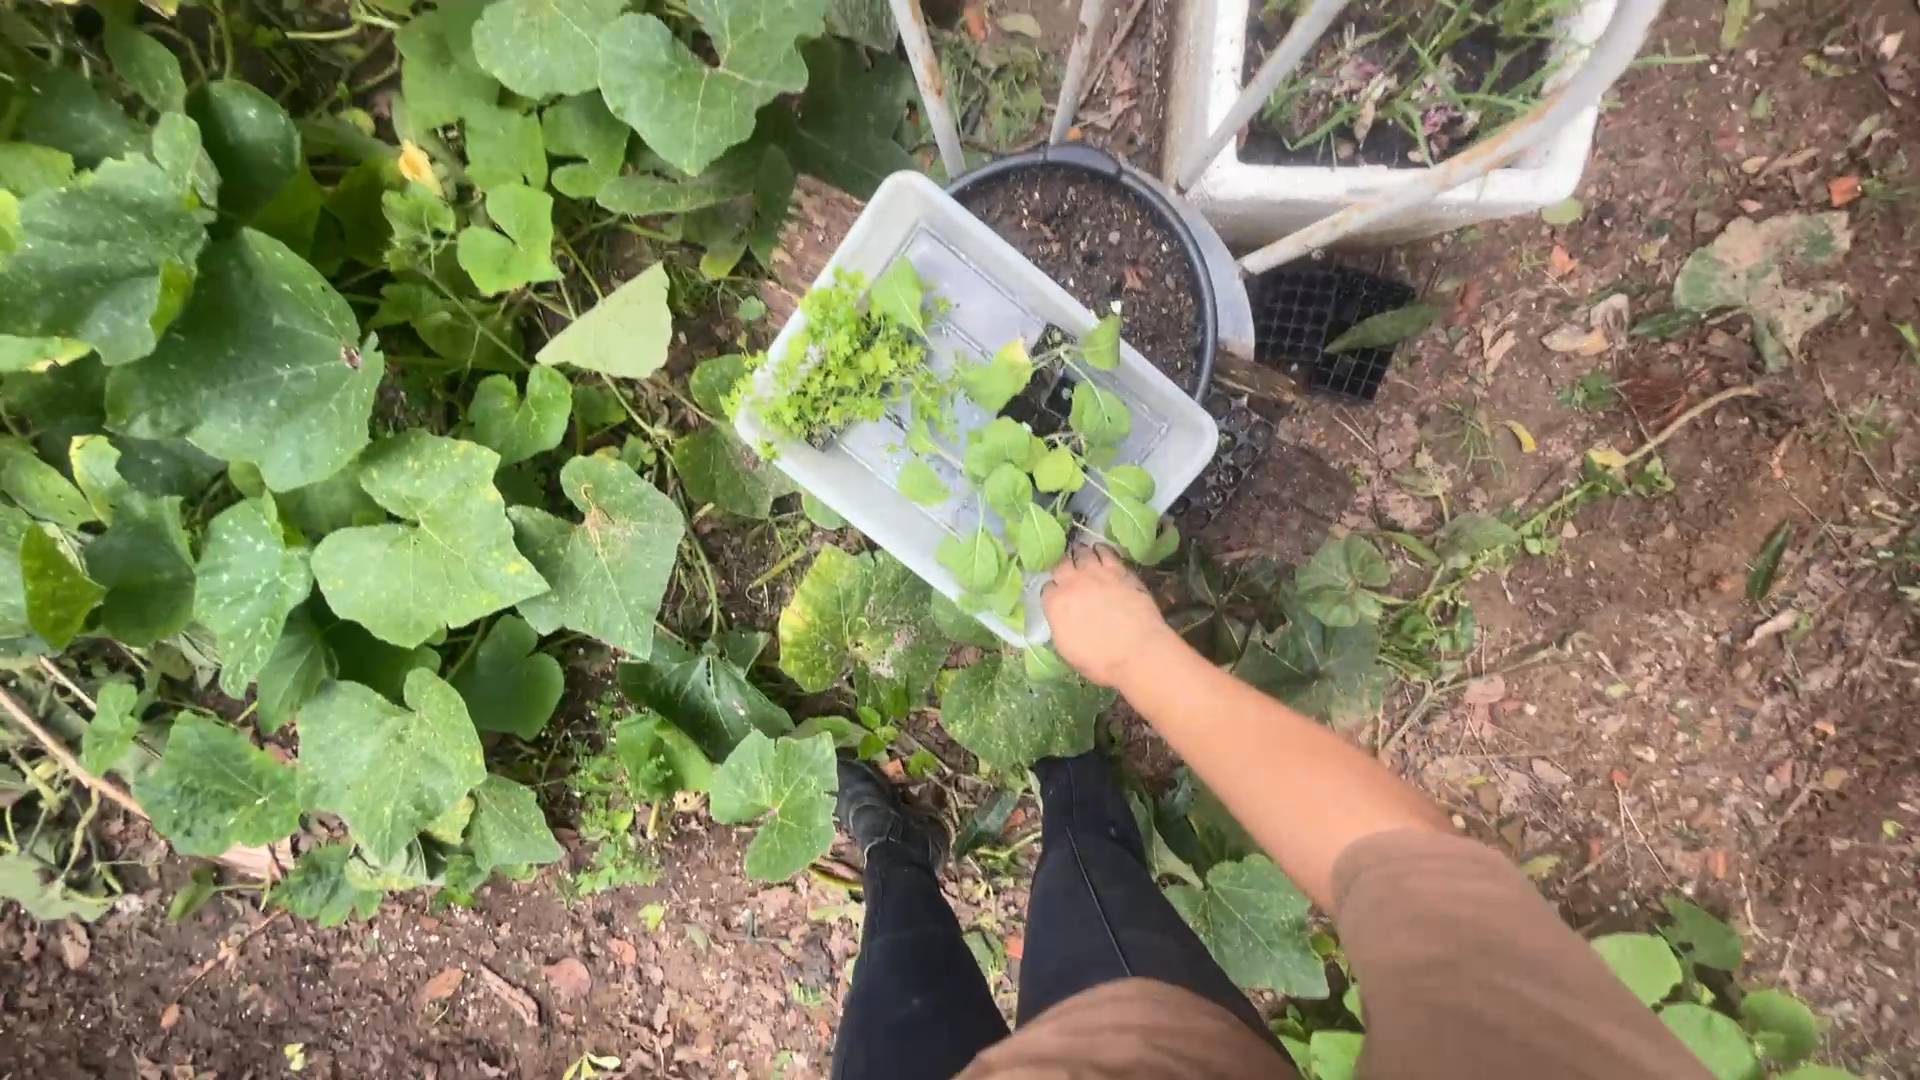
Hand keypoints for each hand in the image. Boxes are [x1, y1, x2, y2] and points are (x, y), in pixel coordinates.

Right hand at [1041, 543, 1175, 688]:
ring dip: (1080, 554)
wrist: (1138, 653)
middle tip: (1067, 569)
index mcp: (1056, 603)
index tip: (1057, 594)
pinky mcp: (1120, 571)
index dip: (1052, 591)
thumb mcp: (1066, 649)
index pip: (1047, 588)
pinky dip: (1101, 550)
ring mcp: (1097, 573)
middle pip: (1061, 564)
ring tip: (1082, 555)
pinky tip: (1101, 552)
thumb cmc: (1100, 661)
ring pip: (1082, 553)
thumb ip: (1059, 625)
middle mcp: (1073, 582)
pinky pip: (1106, 552)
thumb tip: (1060, 616)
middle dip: (1062, 566)